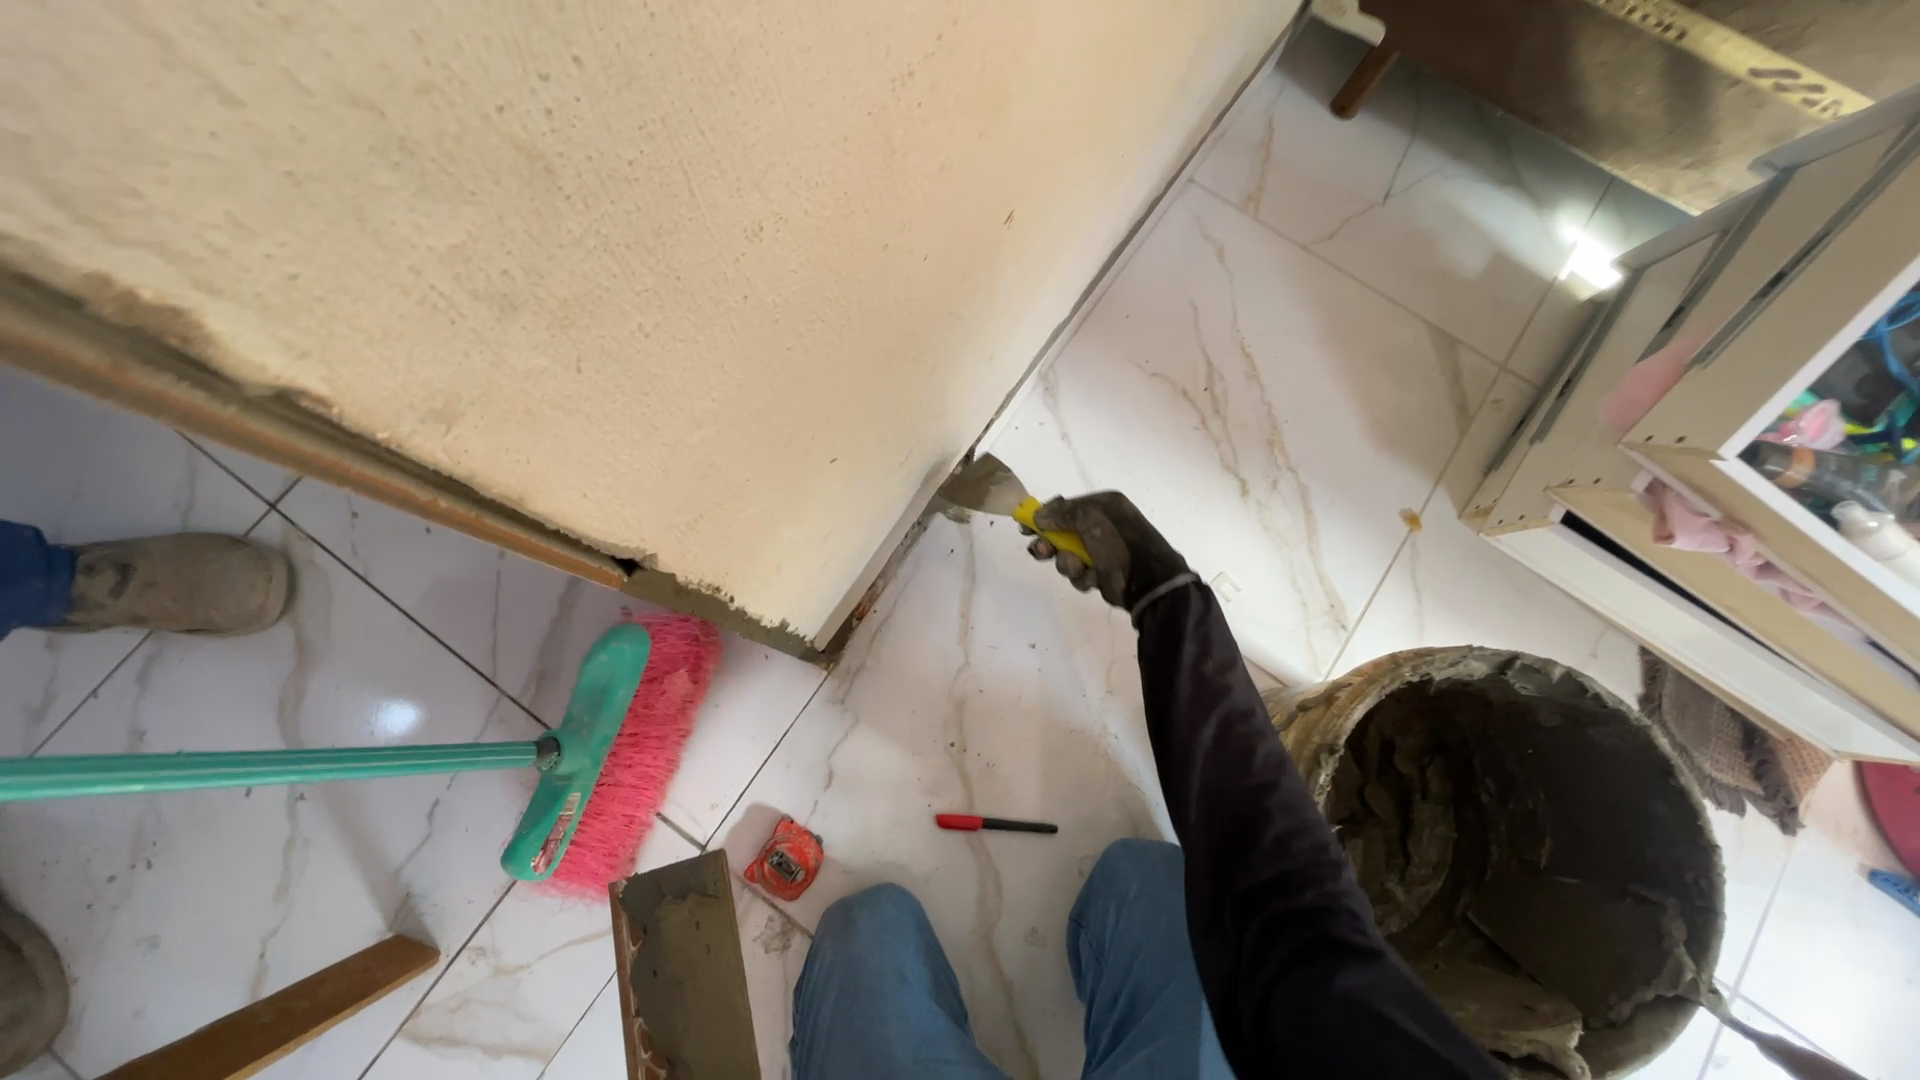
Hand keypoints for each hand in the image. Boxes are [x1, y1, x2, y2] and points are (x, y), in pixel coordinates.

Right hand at [1024, 492, 1189, 610]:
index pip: (1065, 507)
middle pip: (1061, 533)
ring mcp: (1100, 551)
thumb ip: (1062, 514)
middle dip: (1049, 543)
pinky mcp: (1100, 573)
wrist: (1147, 581)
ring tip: (1077, 566)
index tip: (1025, 526)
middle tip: (1041, 551)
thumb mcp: (1090, 519)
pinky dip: (1082, 576)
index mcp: (1103, 506)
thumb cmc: (1120, 543)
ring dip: (1067, 563)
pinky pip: (1078, 574)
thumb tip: (1038, 516)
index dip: (1044, 516)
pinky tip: (1093, 577)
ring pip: (1066, 556)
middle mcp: (1101, 526)